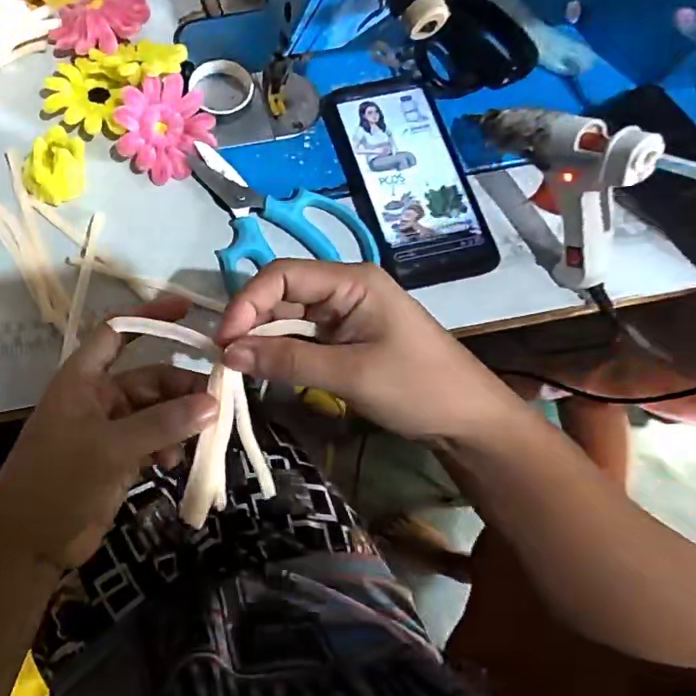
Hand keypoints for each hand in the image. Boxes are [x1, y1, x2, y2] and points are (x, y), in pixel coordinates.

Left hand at [0, 298, 217, 571]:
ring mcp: (108, 429)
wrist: (28, 545)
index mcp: (82, 379)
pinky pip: (153, 439)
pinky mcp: (117, 458)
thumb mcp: (111, 448)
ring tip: (201, 437)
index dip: (150, 316)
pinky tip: (175, 462)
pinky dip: (168, 446)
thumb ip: (163, 424)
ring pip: (156, 411)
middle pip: (149, 377)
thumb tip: (213, 403)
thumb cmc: (59, 482)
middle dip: (181, 388)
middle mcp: (96, 397)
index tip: (189, 310)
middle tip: (217, 401)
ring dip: (179, 421)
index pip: (117, 332)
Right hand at [215, 260, 514, 443]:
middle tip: (225, 359)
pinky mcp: (344, 338)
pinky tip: (263, 369)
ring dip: (261, 339)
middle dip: (250, 322)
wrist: (469, 421)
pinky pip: (301, 337)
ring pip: (287, 316)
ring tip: (237, 367)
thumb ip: (287, 360)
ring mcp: (344, 314)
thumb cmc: (418, 388)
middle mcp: (344, 288)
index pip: (283, 274)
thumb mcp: (350, 374)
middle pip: (281, 293)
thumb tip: (229, 353)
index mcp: (352, 280)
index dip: (248, 301)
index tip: (226, 340)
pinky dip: (279, 352)